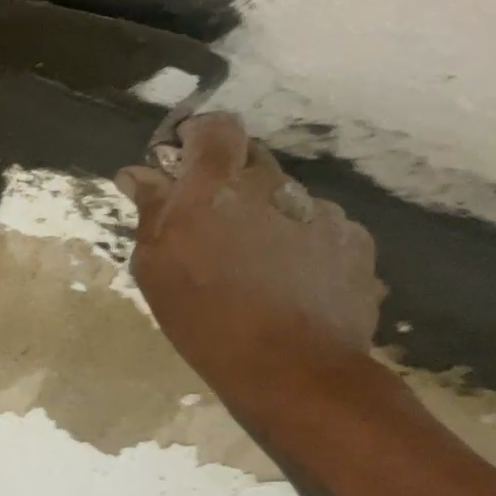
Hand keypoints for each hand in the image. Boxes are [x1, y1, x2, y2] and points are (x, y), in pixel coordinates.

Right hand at [115, 113, 386, 400]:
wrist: (293, 367)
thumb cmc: (202, 315)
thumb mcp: (154, 264)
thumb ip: (152, 210)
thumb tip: (140, 173)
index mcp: (215, 188)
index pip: (216, 128)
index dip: (199, 134)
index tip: (182, 157)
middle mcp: (271, 187)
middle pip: (250, 161)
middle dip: (228, 181)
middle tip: (209, 223)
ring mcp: (320, 213)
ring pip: (284, 198)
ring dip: (264, 215)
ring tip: (252, 263)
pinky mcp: (355, 242)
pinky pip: (318, 227)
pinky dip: (299, 242)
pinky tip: (287, 280)